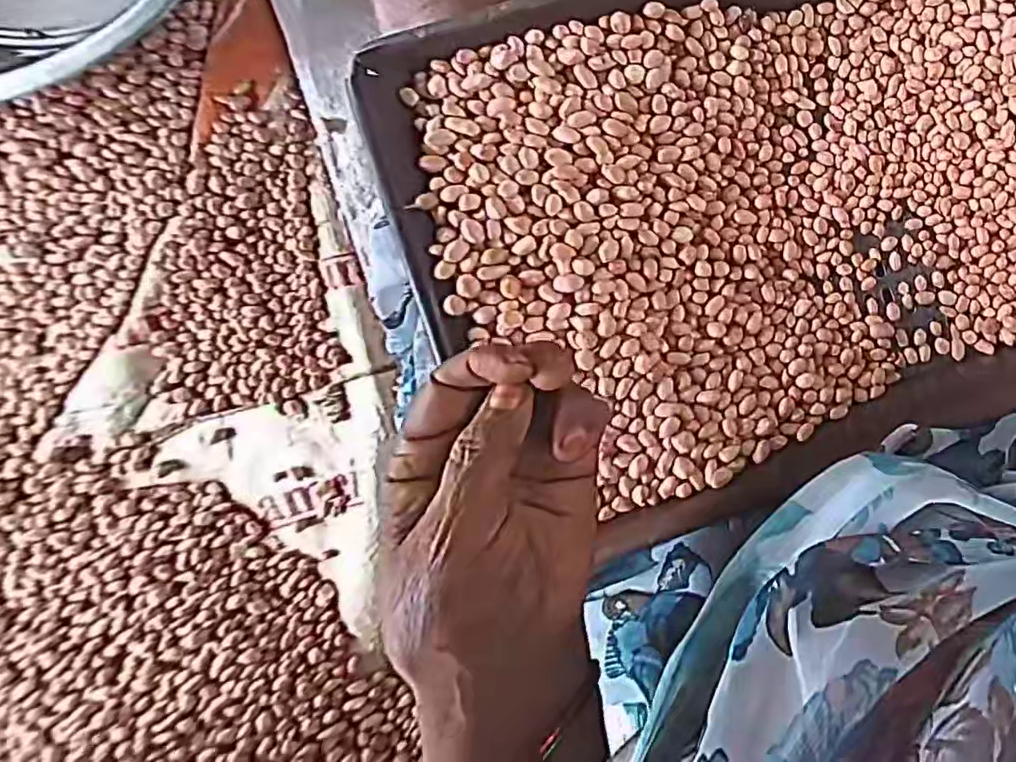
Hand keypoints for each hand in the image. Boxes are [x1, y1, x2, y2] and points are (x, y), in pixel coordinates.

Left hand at [380, 342, 608, 761]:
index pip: (448, 389)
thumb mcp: (447, 534)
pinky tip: (579, 447)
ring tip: (568, 416)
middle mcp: (480, 441)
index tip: (507, 363)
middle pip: (504, 377)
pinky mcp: (572, 463)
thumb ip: (477, 458)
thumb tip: (508, 392)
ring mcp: (529, 449)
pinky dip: (587, 420)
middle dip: (526, 362)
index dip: (476, 365)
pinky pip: (584, 420)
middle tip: (544, 369)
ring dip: (562, 386)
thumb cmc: (451, 606)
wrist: (510, 653)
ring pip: (550, 389)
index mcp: (428, 455)